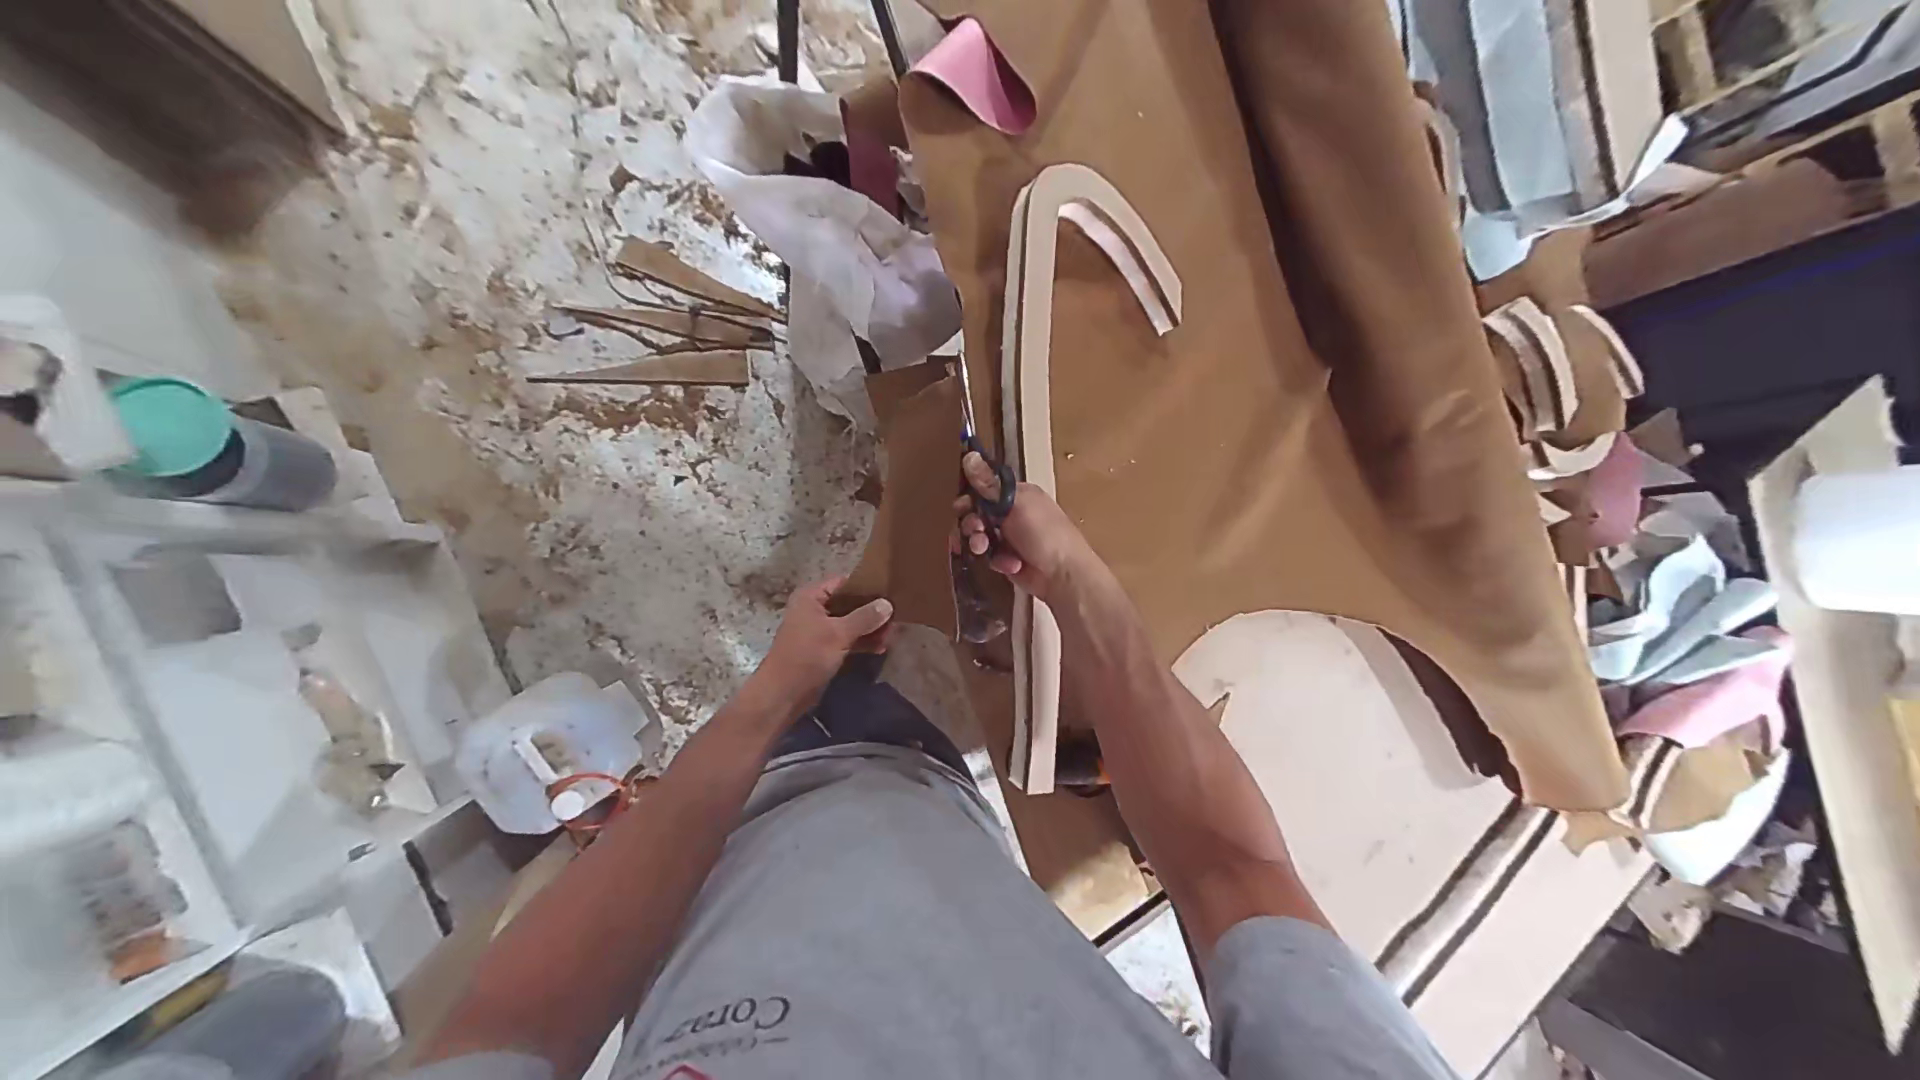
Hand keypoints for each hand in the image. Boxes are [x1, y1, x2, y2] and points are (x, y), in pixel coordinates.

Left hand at [752, 577, 895, 708]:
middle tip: (897, 615)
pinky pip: (848, 639)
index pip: (844, 582)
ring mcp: (819, 630)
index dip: (866, 586)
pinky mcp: (824, 649)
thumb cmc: (807, 656)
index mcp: (811, 597)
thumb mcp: (838, 633)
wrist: (784, 694)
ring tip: (892, 634)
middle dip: (872, 611)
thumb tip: (888, 604)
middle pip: (849, 603)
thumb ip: (865, 617)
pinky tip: (881, 647)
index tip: (890, 590)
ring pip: (851, 623)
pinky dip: (862, 642)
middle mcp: (814, 609)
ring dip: (870, 628)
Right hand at [954, 451, 1098, 602]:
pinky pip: (990, 556)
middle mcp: (1013, 513)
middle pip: (977, 515)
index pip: (984, 490)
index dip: (969, 499)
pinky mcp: (1009, 559)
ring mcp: (1011, 538)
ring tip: (984, 550)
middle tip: (974, 532)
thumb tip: (969, 454)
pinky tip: (1010, 565)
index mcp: (1017, 494)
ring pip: (980, 537)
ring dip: (979, 543)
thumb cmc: (1043, 533)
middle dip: (971, 525)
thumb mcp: (1015, 504)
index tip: (959, 508)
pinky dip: (997, 561)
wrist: (1063, 575)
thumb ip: (989, 484)